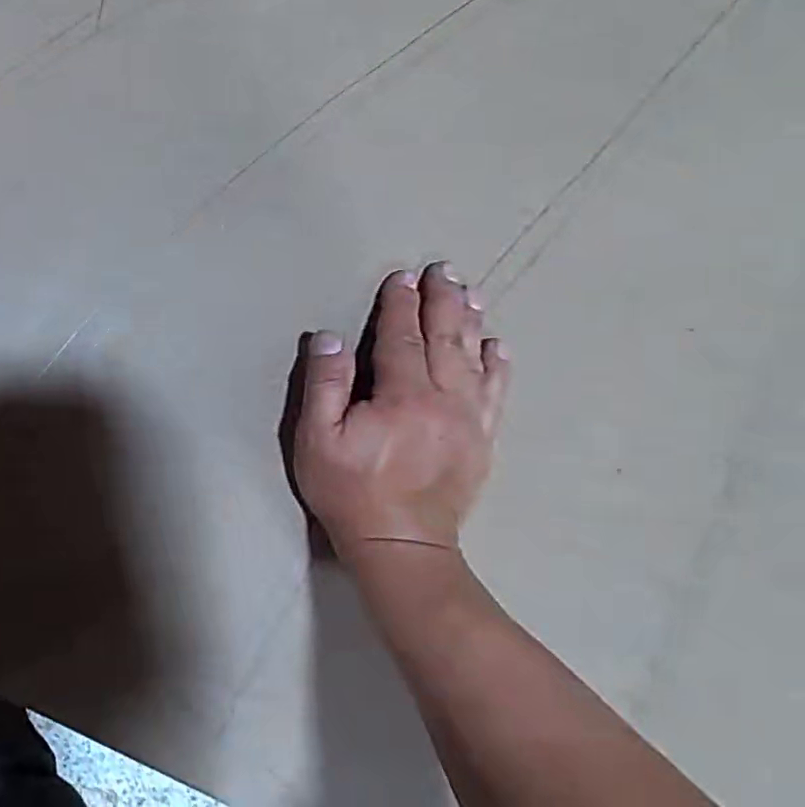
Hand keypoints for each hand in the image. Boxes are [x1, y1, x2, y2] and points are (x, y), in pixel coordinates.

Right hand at [294, 263, 509, 559]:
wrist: (401, 544)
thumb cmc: (346, 487)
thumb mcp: (316, 436)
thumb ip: (325, 384)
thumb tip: (330, 338)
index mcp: (403, 397)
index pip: (400, 339)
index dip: (399, 306)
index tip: (401, 277)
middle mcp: (445, 402)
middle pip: (445, 342)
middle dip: (443, 303)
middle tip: (445, 270)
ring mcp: (469, 422)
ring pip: (474, 361)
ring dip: (471, 324)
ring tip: (471, 295)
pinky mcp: (480, 441)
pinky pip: (496, 393)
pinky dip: (497, 365)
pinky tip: (498, 347)